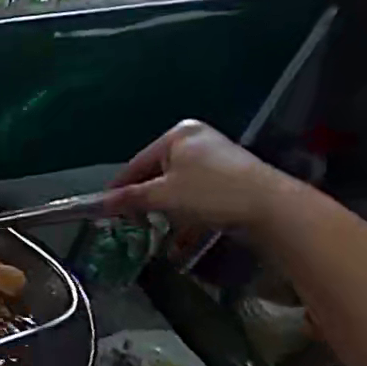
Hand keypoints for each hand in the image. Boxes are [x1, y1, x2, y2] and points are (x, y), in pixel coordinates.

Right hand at [101, 120, 298, 229]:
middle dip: (144, 200)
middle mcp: (196, 139)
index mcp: (177, 135)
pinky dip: (185, 210)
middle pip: (156, 174)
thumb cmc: (210, 193)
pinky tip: (182, 231)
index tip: (104, 211)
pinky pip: (196, 192)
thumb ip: (127, 199)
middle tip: (131, 222)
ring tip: (155, 228)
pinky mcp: (231, 176)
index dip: (119, 189)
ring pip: (176, 185)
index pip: (136, 164)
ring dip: (164, 209)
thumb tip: (94, 205)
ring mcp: (216, 157)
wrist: (272, 208)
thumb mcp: (162, 197)